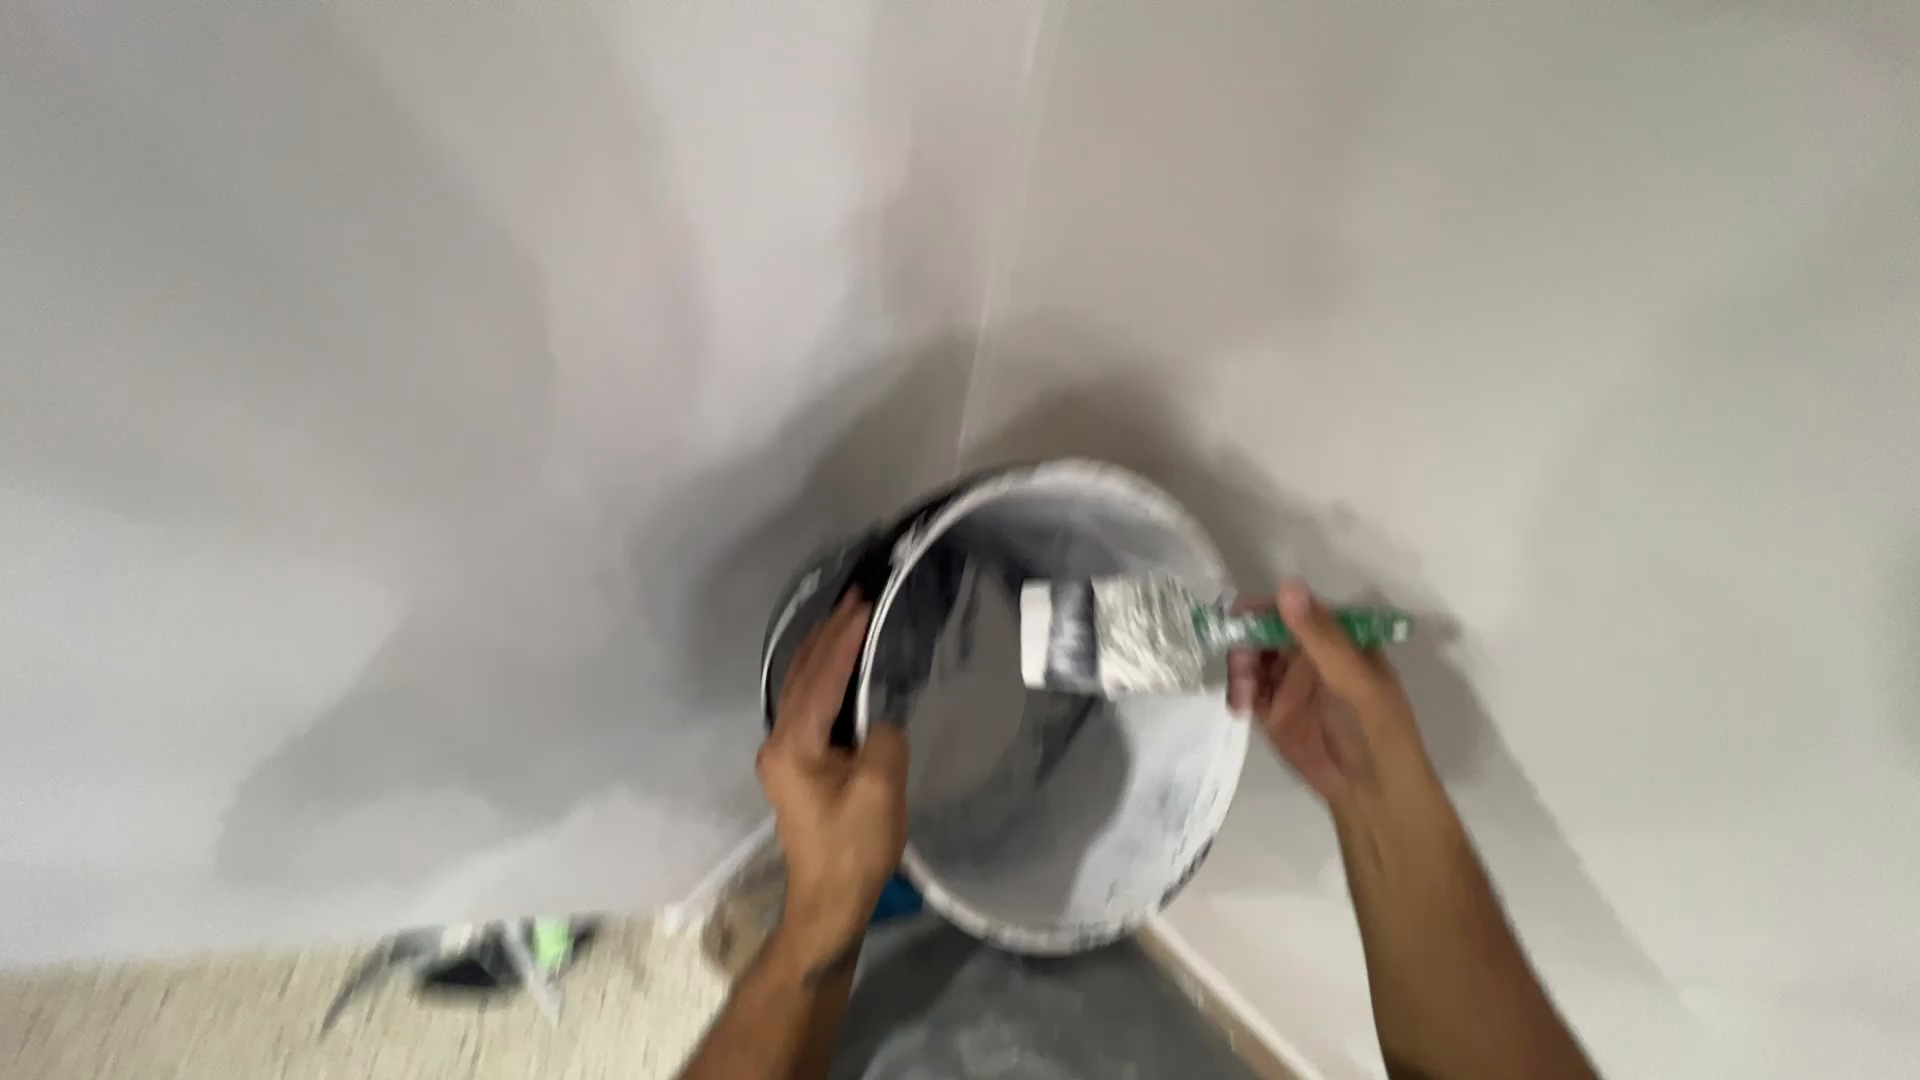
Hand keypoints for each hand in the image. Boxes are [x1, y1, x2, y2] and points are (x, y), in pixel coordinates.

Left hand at [758, 592, 908, 969]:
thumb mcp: (880, 788)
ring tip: (850, 617)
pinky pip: (808, 703)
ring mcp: (783, 752)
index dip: (845, 637)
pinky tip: (843, 665)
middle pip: (802, 672)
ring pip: (801, 685)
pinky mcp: (796, 763)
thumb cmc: (854, 847)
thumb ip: (883, 736)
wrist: (829, 901)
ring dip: (825, 649)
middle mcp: (779, 740)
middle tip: (858, 596)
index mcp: (794, 743)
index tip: (867, 602)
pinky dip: (825, 674)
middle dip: (830, 632)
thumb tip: (879, 717)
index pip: (821, 675)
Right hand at [1228, 580, 1426, 803]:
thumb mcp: (1354, 680)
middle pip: (1263, 629)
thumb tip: (1287, 585)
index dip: (1265, 608)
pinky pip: (1243, 688)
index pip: (1294, 608)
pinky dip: (1235, 692)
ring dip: (1238, 667)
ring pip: (1249, 656)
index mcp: (1337, 639)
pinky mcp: (1270, 707)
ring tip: (1244, 695)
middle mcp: (1309, 653)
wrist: (1370, 792)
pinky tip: (1240, 707)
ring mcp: (1287, 680)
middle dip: (1244, 640)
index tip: (1240, 616)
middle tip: (1241, 664)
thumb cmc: (1376, 730)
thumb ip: (1320, 636)